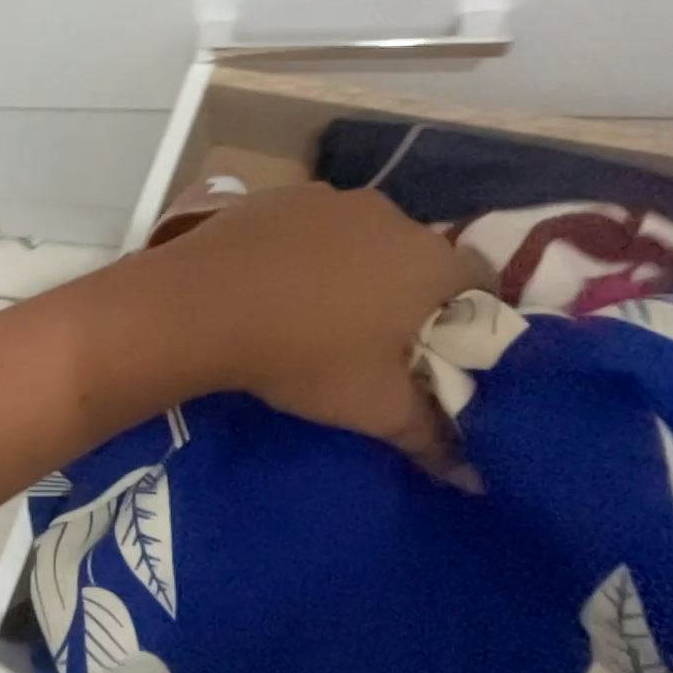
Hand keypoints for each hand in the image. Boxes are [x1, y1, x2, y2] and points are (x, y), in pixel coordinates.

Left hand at [54, 184, 489, 473]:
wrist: (194, 304)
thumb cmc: (299, 353)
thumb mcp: (372, 407)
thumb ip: (432, 436)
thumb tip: (471, 475)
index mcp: (427, 257)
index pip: (477, 283)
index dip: (466, 319)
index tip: (439, 351)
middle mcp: (383, 213)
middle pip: (413, 253)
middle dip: (404, 291)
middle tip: (378, 337)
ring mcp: (319, 198)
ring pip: (355, 235)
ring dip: (349, 266)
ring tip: (318, 310)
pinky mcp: (266, 196)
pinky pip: (302, 226)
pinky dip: (299, 250)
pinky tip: (272, 284)